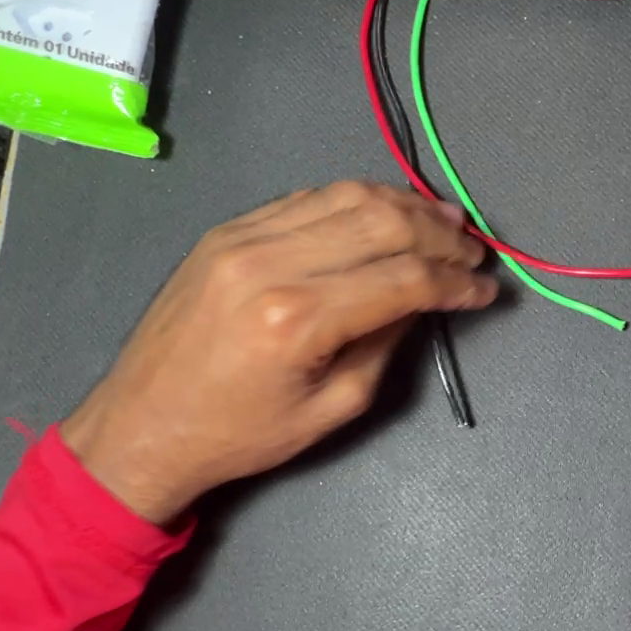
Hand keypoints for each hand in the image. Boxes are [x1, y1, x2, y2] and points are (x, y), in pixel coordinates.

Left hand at [61, 182, 495, 523]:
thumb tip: (421, 299)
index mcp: (298, 319)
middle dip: (442, 234)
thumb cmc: (242, 434)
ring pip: (347, 196)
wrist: (143, 425)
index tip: (488, 290)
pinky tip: (386, 212)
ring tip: (445, 220)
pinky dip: (357, 200)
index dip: (457, 281)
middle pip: (382, 223)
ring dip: (407, 205)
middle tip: (475, 249)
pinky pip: (308, 198)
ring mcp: (243, 237)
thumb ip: (385, 345)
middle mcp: (270, 263)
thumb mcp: (333, 408)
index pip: (404, 280)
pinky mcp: (228, 229)